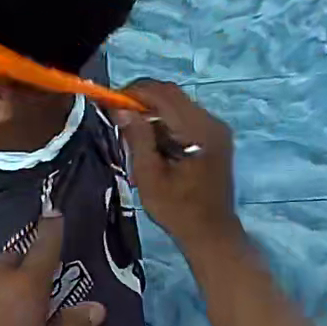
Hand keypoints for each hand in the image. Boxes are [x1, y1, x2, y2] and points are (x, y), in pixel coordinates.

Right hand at [113, 80, 242, 251]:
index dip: (134, 92)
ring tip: (131, 128)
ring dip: (153, 110)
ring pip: (179, 104)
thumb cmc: (178, 210)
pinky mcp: (215, 137)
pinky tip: (152, 139)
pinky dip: (165, 121)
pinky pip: (186, 117)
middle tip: (117, 114)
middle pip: (172, 95)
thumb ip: (138, 139)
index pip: (163, 95)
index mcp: (199, 131)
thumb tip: (122, 109)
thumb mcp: (150, 177)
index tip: (110, 101)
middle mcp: (212, 122)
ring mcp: (216, 129)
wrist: (211, 232)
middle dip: (142, 99)